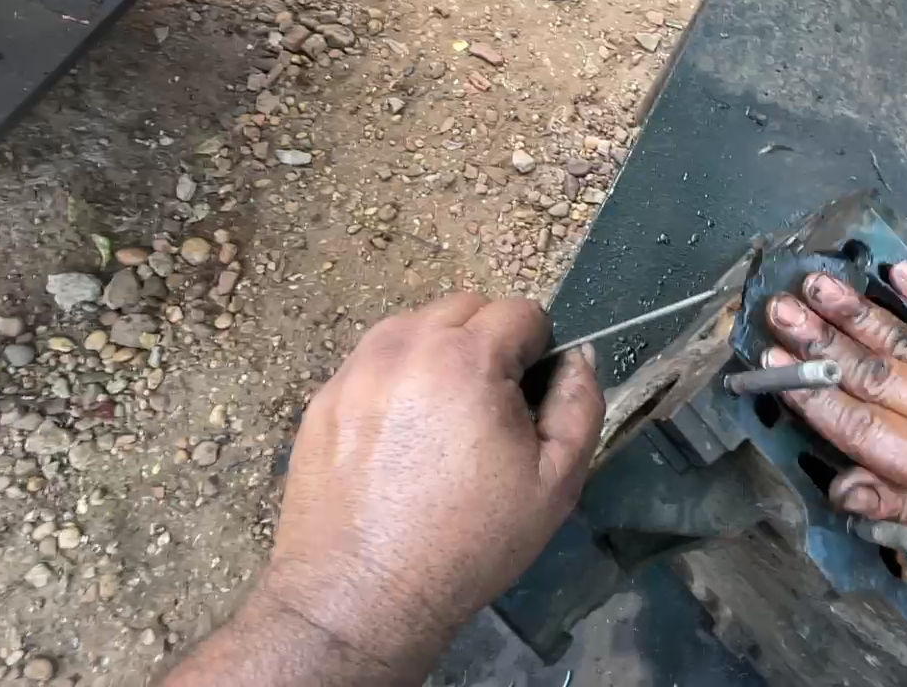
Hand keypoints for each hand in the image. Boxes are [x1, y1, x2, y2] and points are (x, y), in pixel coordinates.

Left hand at [250, 293, 602, 680]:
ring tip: (444, 409)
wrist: (358, 601)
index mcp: (467, 360)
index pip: (521, 311)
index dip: (537, 349)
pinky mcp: (324, 394)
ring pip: (419, 322)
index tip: (527, 396)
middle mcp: (407, 347)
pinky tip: (401, 429)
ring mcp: (358, 368)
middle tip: (489, 402)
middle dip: (490, 339)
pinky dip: (400, 372)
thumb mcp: (556, 482)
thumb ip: (581, 403)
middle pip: (468, 306)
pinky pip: (376, 356)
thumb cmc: (470, 541)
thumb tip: (579, 354)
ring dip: (443, 347)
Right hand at [763, 263, 906, 647]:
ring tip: (817, 282)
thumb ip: (902, 519)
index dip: (808, 393)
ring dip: (858, 310)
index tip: (770, 363)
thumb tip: (845, 485)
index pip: (858, 423)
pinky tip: (903, 270)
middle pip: (875, 372)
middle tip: (778, 308)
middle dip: (819, 339)